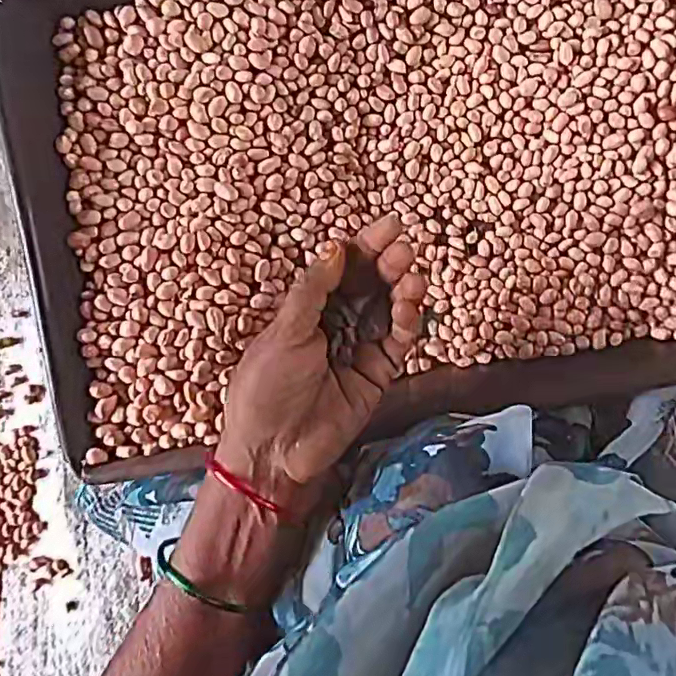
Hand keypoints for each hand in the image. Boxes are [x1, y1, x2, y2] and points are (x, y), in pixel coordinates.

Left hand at [215, 214, 427, 512]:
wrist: (274, 451)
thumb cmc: (267, 387)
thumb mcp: (285, 332)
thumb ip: (314, 290)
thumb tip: (336, 247)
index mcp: (311, 308)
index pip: (344, 268)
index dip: (366, 245)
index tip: (389, 225)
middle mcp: (338, 322)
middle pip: (371, 283)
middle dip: (388, 263)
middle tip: (402, 248)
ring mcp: (359, 346)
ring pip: (388, 307)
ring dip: (401, 288)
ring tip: (409, 275)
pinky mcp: (377, 372)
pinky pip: (397, 340)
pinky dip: (407, 321)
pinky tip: (409, 305)